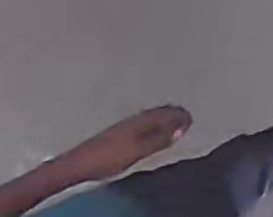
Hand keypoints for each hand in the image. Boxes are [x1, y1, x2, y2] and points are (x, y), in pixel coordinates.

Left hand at [53, 105, 190, 181]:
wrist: (79, 162)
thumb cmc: (111, 156)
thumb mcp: (138, 151)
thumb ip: (160, 140)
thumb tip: (181, 129)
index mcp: (146, 118)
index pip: (171, 112)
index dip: (183, 116)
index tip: (193, 121)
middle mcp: (140, 115)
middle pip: (164, 110)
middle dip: (177, 113)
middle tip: (187, 120)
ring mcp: (130, 121)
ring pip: (155, 114)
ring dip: (167, 118)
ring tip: (173, 125)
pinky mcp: (123, 128)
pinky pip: (147, 119)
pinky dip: (157, 122)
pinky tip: (153, 130)